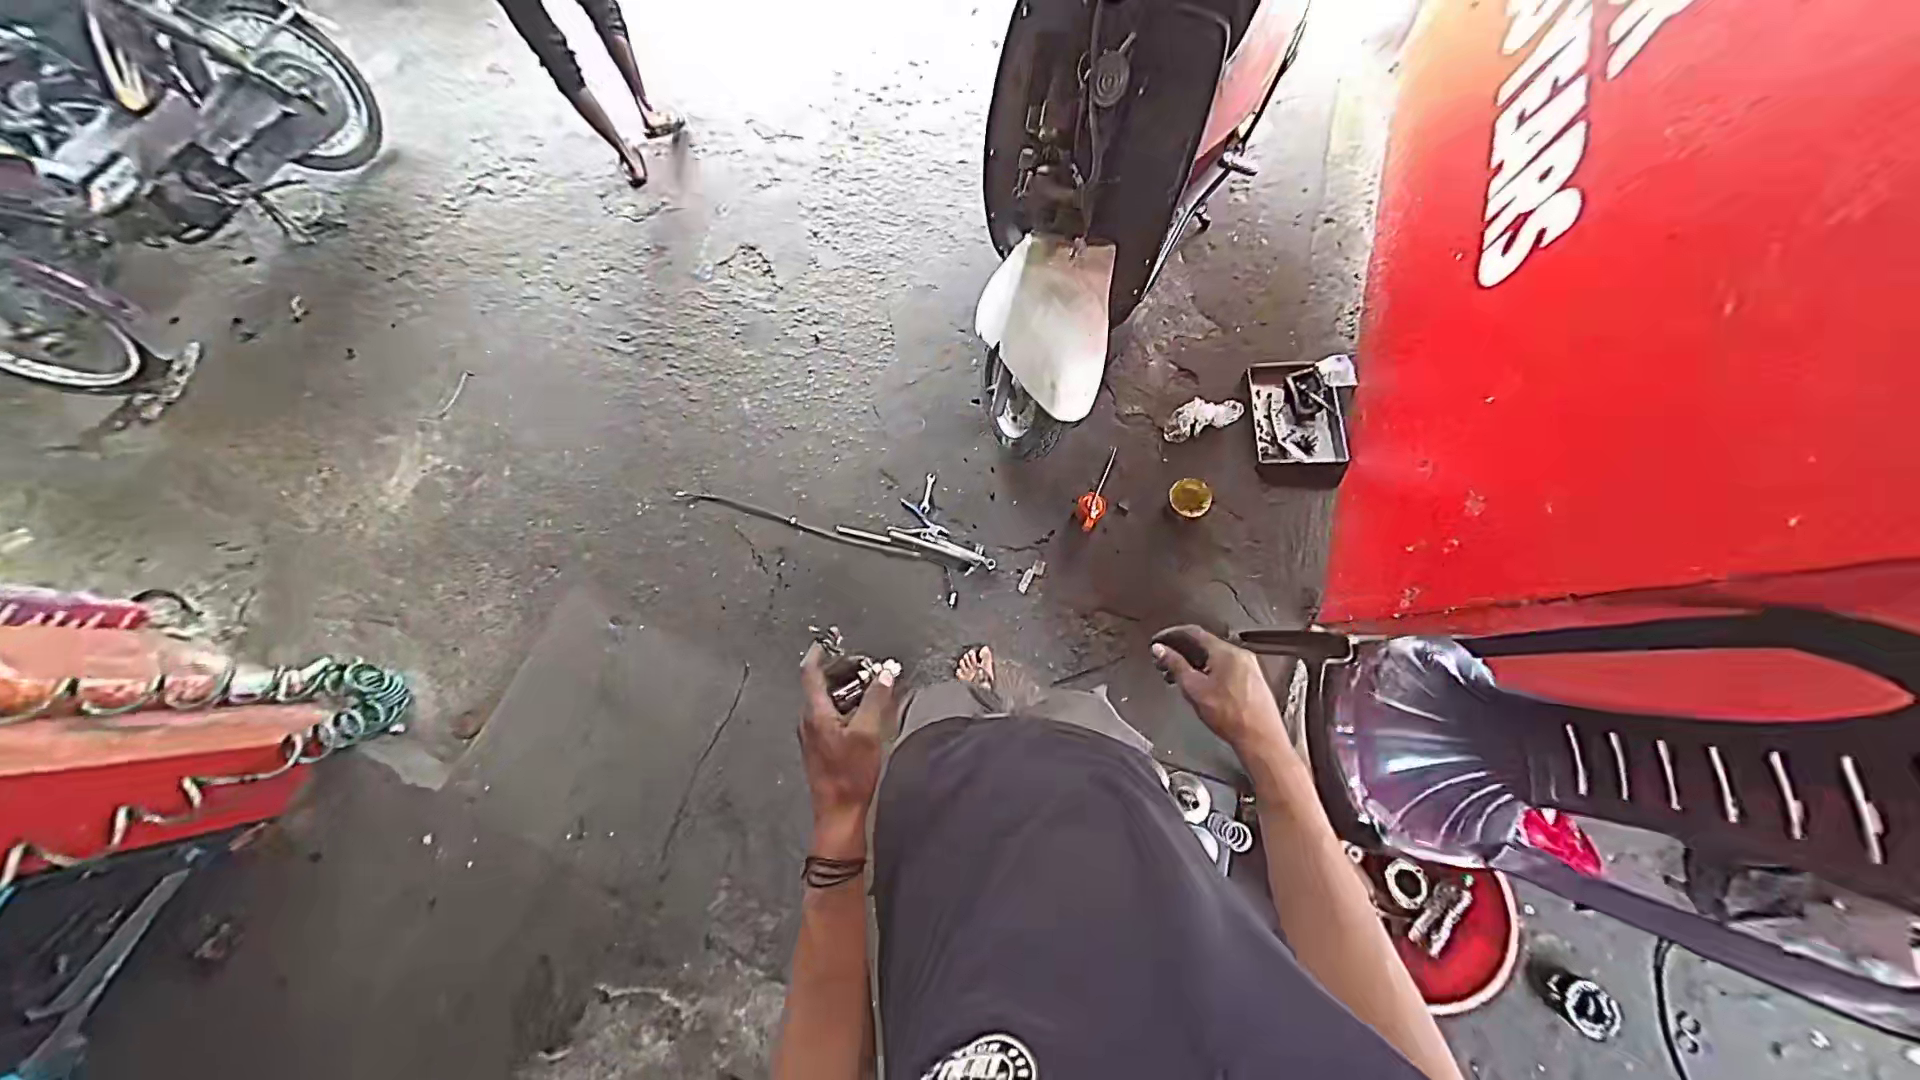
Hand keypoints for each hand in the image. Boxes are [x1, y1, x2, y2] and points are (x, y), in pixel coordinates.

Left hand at [798, 644, 898, 853]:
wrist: (839, 813)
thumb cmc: (850, 776)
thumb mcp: (869, 732)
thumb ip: (877, 698)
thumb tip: (886, 672)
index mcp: (815, 714)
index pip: (810, 674)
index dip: (818, 654)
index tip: (826, 642)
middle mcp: (809, 722)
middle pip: (819, 686)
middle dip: (840, 672)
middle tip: (860, 665)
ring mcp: (813, 736)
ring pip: (826, 702)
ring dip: (844, 691)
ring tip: (867, 687)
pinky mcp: (821, 747)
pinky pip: (830, 717)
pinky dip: (845, 707)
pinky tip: (863, 714)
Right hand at [1150, 625, 1289, 757]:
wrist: (1260, 739)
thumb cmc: (1233, 717)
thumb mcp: (1193, 688)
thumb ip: (1175, 665)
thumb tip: (1161, 650)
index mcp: (1226, 652)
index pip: (1194, 632)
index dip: (1173, 634)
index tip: (1161, 640)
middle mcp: (1240, 655)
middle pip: (1204, 644)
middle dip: (1182, 651)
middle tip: (1165, 661)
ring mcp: (1249, 667)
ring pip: (1215, 657)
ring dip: (1195, 663)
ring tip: (1179, 677)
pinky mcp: (1253, 680)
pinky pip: (1226, 667)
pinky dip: (1209, 671)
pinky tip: (1200, 685)